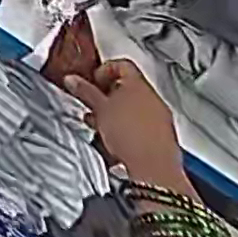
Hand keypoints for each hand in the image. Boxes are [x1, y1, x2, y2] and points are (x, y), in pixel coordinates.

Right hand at [64, 59, 194, 197]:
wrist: (154, 171)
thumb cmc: (131, 137)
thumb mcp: (100, 110)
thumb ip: (85, 92)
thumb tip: (73, 80)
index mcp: (138, 85)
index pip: (122, 65)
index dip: (104, 70)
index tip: (94, 80)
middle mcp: (153, 98)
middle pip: (128, 86)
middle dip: (109, 94)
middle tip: (95, 102)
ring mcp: (161, 118)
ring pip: (136, 106)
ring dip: (118, 111)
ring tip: (102, 124)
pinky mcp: (163, 137)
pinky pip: (143, 124)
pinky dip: (129, 126)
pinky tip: (117, 139)